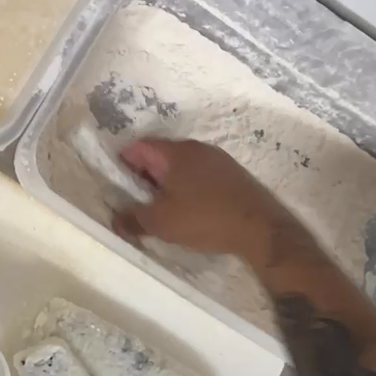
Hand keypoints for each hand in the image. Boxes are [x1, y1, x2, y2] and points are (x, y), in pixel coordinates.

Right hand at [113, 139, 323, 269]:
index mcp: (175, 153)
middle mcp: (196, 148)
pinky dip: (186, 186)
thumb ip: (133, 219)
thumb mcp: (160, 222)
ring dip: (166, 181)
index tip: (117, 182)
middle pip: (160, 154)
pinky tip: (187, 207)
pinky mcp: (232, 174)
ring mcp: (218, 159)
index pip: (139, 146)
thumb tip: (115, 220)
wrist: (260, 229)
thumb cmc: (204, 218)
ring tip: (160, 206)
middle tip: (135, 198)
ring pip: (181, 165)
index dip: (123, 162)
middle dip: (144, 174)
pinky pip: (199, 173)